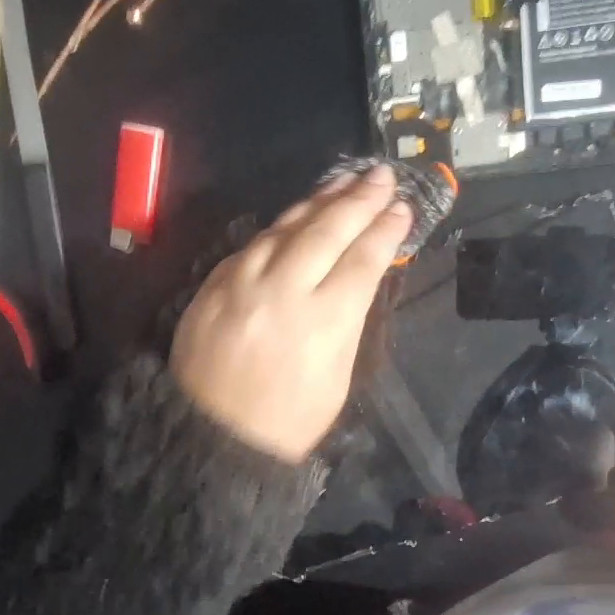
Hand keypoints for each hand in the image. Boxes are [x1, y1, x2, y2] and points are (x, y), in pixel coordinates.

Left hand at [172, 164, 414, 461]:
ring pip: (285, 228)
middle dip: (358, 200)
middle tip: (381, 175)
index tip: (402, 209)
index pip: (363, 260)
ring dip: (318, 202)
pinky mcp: (212, 285)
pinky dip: (279, 229)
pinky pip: (252, 245)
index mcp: (324, 323)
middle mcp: (284, 292)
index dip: (385, 231)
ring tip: (343, 183)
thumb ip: (347, 321)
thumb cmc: (289, 422)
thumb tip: (357, 277)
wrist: (214, 438)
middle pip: (326, 232)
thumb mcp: (337, 379)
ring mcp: (242, 284)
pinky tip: (297, 218)